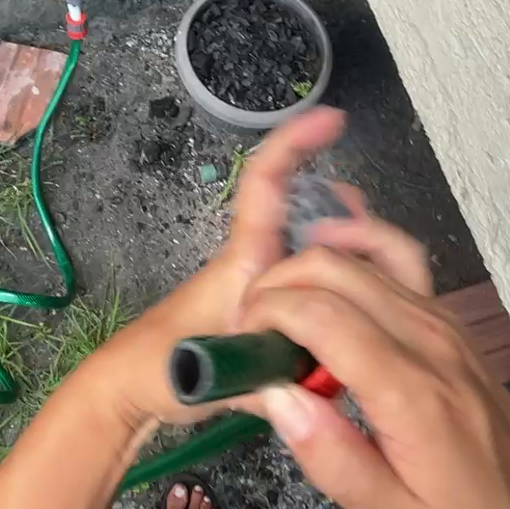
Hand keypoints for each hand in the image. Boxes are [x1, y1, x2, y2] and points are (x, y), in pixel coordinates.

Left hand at [77, 107, 352, 426]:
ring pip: (313, 247)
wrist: (132, 387)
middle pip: (303, 210)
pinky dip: (336, 282)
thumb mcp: (210, 373)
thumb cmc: (159, 366)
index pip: (265, 184)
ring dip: (344, 247)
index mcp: (244, 260)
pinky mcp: (265, 310)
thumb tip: (309, 390)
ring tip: (377, 268)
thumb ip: (259, 382)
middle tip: (374, 229)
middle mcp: (257, 261)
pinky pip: (310, 282)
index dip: (294, 143)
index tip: (331, 118)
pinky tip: (357, 306)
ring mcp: (261, 283)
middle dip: (343, 208)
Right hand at [234, 248, 509, 508]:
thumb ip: (332, 459)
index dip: (268, 311)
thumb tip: (277, 393)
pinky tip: (325, 253)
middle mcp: (425, 336)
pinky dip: (349, 244)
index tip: (243, 339)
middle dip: (276, 283)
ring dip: (303, 269)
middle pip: (332, 269)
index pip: (321, 314)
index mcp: (410, 391)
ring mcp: (437, 315)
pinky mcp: (441, 311)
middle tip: (251, 326)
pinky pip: (390, 255)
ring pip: (355, 255)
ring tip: (276, 307)